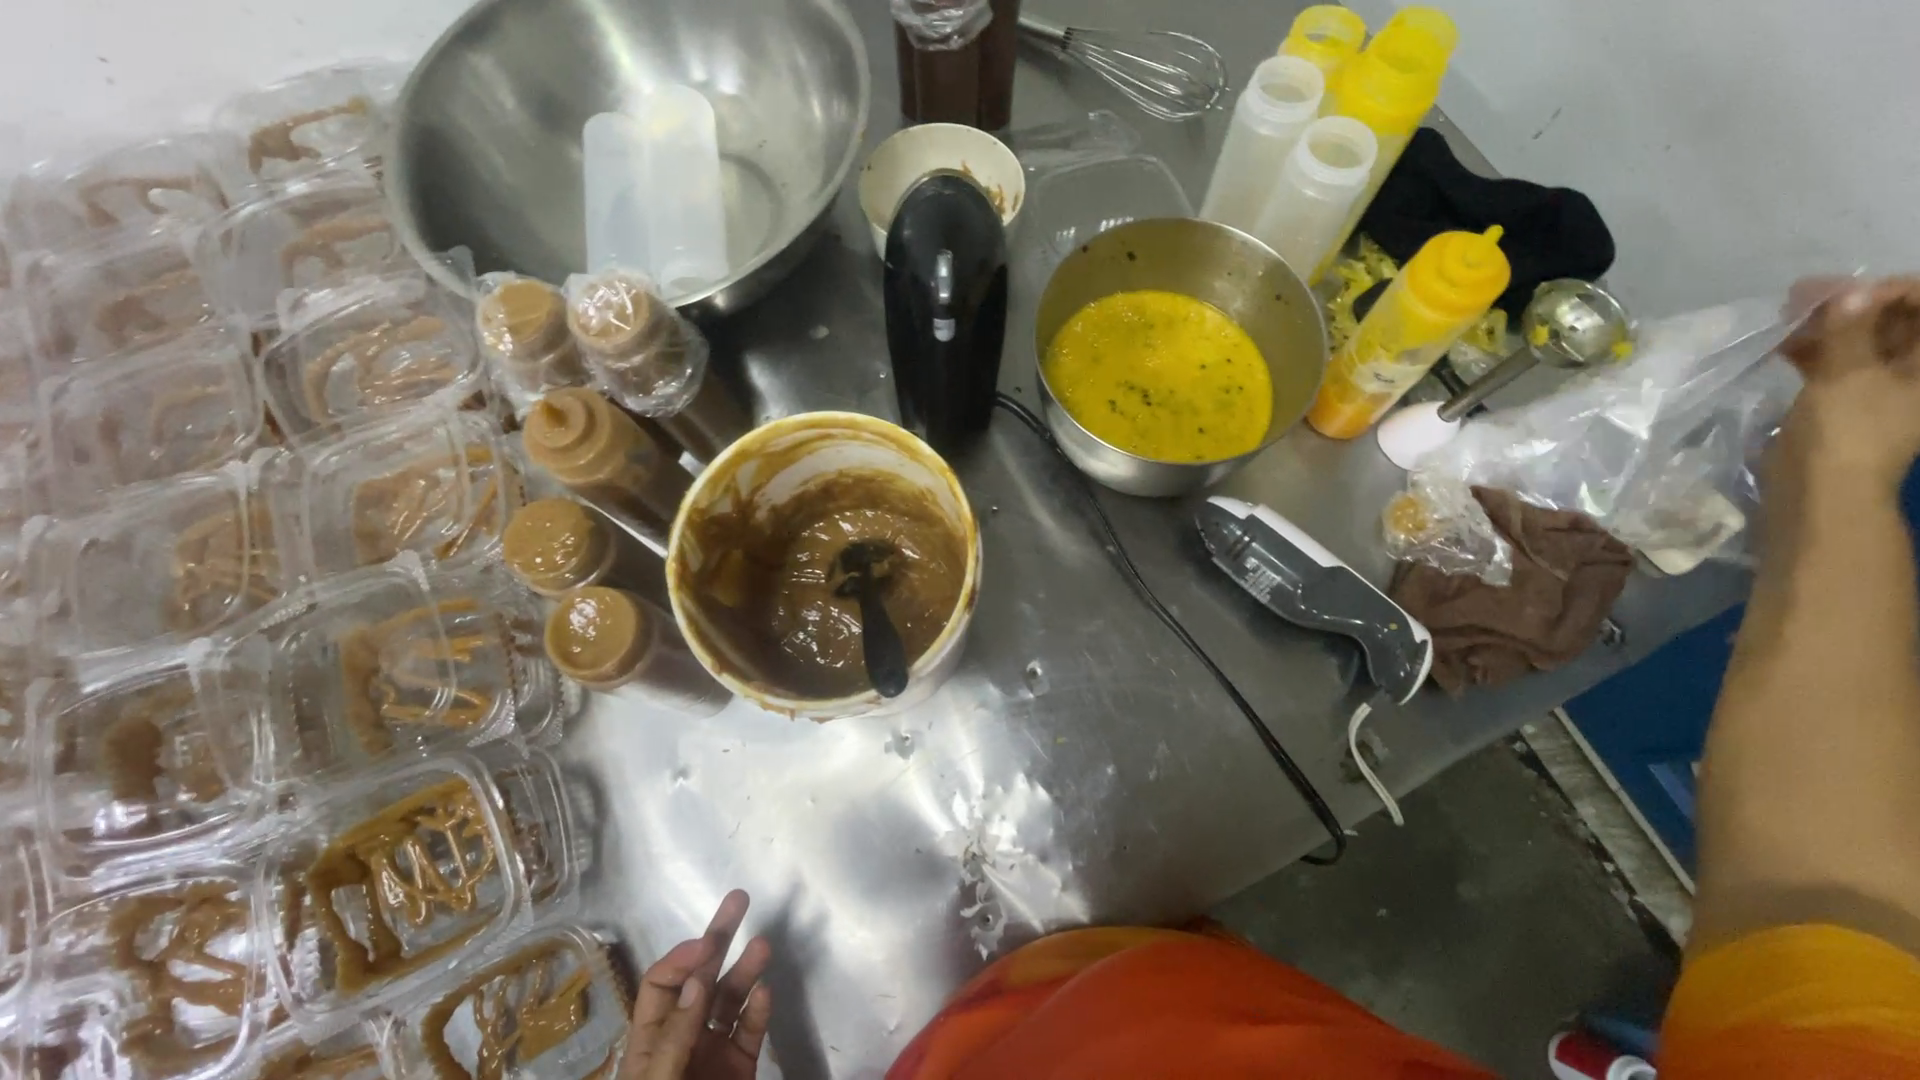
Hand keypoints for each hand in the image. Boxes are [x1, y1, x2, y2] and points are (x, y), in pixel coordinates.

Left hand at [619, 890, 773, 1079]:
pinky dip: (759, 1012)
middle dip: (718, 939)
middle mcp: (682, 1038)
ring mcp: (713, 1053)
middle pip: (700, 978)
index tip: (708, 946)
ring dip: (746, 971)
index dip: (684, 959)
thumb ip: (676, 1035)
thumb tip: (697, 979)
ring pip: (731, 1000)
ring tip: (763, 945)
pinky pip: (750, 1033)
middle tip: (738, 899)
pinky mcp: (741, 1070)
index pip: (664, 983)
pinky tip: (766, 993)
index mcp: (650, 1040)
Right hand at [1777, 277, 1919, 487]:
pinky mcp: (1847, 400)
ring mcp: (1882, 384)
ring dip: (1826, 327)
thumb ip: (1848, 329)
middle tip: (1800, 298)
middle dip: (1849, 305)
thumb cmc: (1847, 431)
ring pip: (1859, 341)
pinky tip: (1781, 346)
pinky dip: (1813, 351)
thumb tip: (1850, 290)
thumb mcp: (1848, 375)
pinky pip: (1836, 364)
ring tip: (1784, 319)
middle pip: (1893, 320)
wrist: (1821, 491)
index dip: (1886, 291)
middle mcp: (1917, 368)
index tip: (1838, 293)